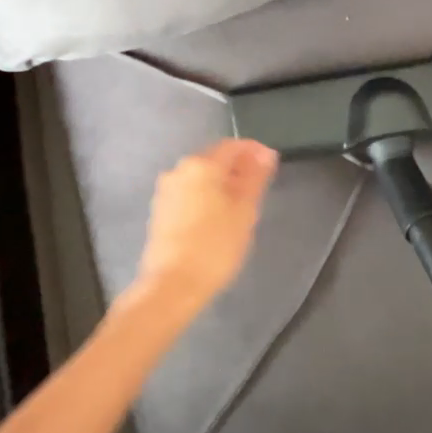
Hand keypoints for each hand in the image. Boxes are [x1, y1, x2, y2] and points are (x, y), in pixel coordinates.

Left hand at [133, 139, 278, 313]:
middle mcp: (179, 170)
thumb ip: (256, 177)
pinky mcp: (160, 211)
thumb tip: (265, 153)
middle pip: (214, 160)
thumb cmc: (215, 246)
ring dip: (222, 184)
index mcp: (201, 165)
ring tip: (241, 205)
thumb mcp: (245, 210)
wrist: (172, 286)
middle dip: (238, 168)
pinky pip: (189, 194)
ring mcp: (166, 191)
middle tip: (259, 187)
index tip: (271, 164)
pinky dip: (206, 198)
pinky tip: (218, 218)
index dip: (254, 151)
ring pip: (201, 178)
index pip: (233, 146)